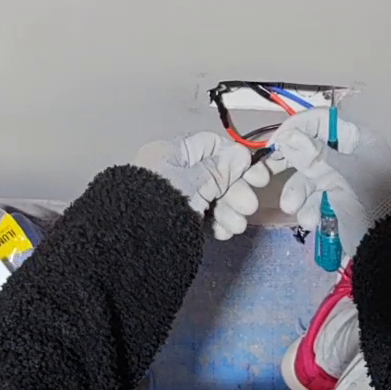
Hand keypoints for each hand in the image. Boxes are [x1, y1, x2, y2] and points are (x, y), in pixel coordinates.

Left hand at [133, 131, 271, 239]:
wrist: (133, 243)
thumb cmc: (162, 202)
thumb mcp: (193, 182)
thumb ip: (218, 169)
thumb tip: (241, 154)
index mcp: (173, 153)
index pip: (212, 147)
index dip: (237, 160)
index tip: (257, 178)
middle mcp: (174, 172)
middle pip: (216, 175)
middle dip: (235, 192)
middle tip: (248, 207)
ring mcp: (176, 197)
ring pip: (213, 198)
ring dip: (229, 211)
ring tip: (235, 226)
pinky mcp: (178, 220)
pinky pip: (204, 217)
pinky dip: (216, 223)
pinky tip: (223, 233)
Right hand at [267, 109, 390, 259]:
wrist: (389, 246)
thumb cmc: (371, 202)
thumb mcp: (343, 175)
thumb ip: (314, 156)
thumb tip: (287, 136)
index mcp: (357, 139)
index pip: (322, 121)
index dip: (298, 128)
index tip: (276, 143)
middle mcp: (349, 155)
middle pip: (310, 151)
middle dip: (292, 168)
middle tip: (266, 175)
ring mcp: (343, 179)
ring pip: (309, 178)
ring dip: (299, 194)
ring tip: (295, 210)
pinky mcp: (337, 202)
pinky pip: (315, 198)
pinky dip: (309, 209)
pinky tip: (312, 222)